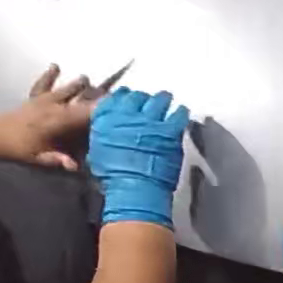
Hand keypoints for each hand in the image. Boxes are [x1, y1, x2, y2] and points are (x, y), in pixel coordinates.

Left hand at [0, 65, 104, 169]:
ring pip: (64, 90)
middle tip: (111, 93)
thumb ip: (56, 159)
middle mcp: (52, 107)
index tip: (115, 107)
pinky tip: (55, 66)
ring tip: (87, 79)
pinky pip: (43, 84)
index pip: (82, 114)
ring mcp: (42, 100)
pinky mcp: (34, 98)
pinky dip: (49, 75)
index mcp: (55, 122)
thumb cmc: (17, 148)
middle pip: (78, 100)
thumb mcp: (38, 158)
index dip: (99, 110)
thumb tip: (75, 166)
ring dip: (77, 85)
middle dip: (94, 96)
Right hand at [87, 87, 190, 227]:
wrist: (134, 186)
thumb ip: (104, 137)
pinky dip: (181, 112)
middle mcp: (129, 115)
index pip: (116, 99)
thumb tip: (108, 133)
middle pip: (138, 97)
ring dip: (163, 99)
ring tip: (166, 98)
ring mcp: (151, 121)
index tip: (128, 96)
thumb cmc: (114, 176)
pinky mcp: (170, 130)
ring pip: (159, 101)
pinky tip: (183, 111)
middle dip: (144, 98)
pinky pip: (178, 115)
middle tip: (149, 99)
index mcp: (108, 119)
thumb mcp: (99, 152)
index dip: (124, 97)